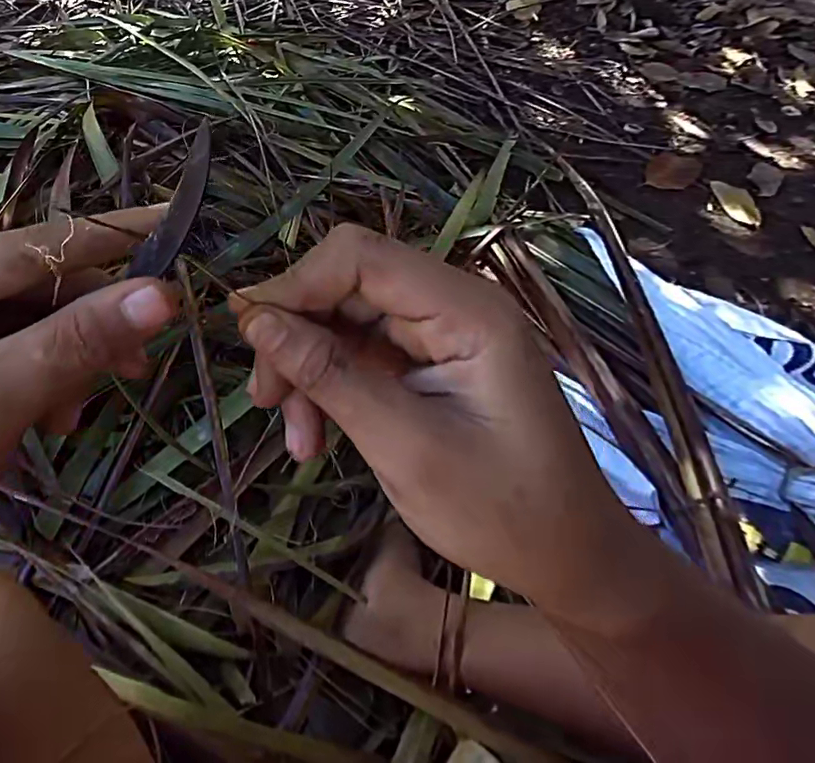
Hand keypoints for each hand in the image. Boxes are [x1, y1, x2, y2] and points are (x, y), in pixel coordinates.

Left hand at [0, 206, 179, 594]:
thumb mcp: (0, 396)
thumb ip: (81, 338)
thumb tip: (164, 292)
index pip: (38, 245)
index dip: (111, 235)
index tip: (174, 220)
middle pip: (49, 284)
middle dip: (92, 325)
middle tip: (138, 365)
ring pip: (52, 319)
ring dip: (78, 360)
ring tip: (73, 412)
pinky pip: (40, 348)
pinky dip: (61, 378)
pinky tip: (56, 418)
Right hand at [231, 225, 663, 620]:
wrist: (567, 558)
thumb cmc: (503, 511)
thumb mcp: (405, 446)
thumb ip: (329, 376)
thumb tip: (255, 321)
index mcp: (465, 308)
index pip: (361, 256)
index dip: (297, 283)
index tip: (248, 328)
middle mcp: (450, 304)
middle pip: (345, 285)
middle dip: (297, 335)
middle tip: (265, 396)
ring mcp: (437, 332)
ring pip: (343, 321)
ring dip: (307, 369)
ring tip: (295, 435)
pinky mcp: (424, 360)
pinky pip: (358, 353)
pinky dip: (328, 388)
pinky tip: (314, 435)